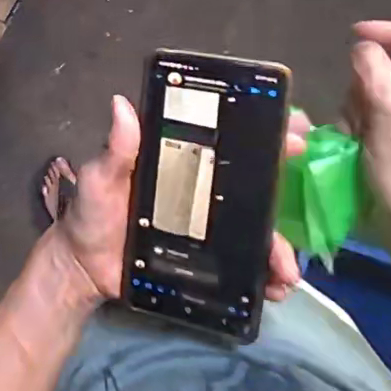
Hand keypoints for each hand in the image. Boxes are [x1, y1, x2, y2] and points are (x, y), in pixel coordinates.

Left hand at [51, 96, 303, 305]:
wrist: (83, 268)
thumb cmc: (91, 213)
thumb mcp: (101, 177)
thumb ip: (116, 149)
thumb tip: (121, 103)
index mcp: (176, 161)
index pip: (222, 138)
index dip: (258, 128)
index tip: (292, 124)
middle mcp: (198, 189)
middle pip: (250, 179)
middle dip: (283, 177)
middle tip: (308, 185)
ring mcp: (207, 226)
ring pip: (255, 227)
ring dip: (280, 243)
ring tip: (286, 267)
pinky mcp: (208, 260)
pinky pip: (246, 264)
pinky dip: (267, 274)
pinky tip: (276, 287)